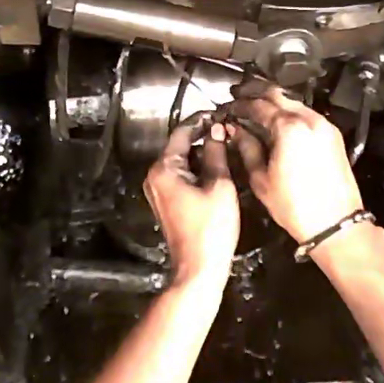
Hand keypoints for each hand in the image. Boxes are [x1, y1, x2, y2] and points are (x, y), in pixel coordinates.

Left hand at [142, 113, 240, 287]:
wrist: (199, 268)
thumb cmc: (211, 227)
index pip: (182, 131)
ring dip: (203, 154)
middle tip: (229, 131)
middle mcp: (155, 175)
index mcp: (164, 168)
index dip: (202, 119)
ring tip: (228, 148)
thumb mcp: (219, 185)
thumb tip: (217, 128)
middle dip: (204, 137)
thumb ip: (217, 152)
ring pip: (182, 161)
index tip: (221, 114)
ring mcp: (158, 190)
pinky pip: (181, 175)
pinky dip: (198, 169)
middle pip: (180, 145)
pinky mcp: (166, 201)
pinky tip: (218, 169)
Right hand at [226, 82, 363, 242]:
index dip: (240, 105)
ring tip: (256, 110)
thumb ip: (247, 148)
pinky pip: (306, 114)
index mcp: (288, 128)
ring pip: (294, 102)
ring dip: (274, 102)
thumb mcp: (261, 179)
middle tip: (239, 97)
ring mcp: (324, 126)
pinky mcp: (333, 135)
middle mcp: (309, 120)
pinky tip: (278, 123)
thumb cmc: (296, 207)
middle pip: (278, 95)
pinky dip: (289, 113)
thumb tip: (236, 130)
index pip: (258, 105)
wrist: (335, 224)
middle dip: (256, 93)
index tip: (229, 108)